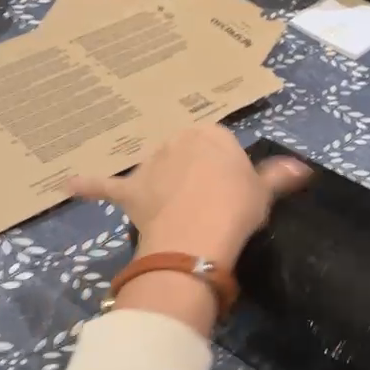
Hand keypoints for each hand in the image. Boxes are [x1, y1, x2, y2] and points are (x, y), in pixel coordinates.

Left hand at [69, 126, 307, 264]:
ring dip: (161, 181)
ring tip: (176, 209)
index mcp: (211, 134)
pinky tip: (66, 183)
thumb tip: (303, 168)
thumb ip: (278, 177)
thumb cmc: (237, 207)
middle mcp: (177, 140)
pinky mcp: (130, 191)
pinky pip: (106, 186)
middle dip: (194, 173)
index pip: (221, 146)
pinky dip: (88, 184)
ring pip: (155, 168)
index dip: (227, 170)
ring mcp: (149, 165)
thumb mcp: (264, 192)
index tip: (233, 192)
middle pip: (186, 153)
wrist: (199, 235)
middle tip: (210, 203)